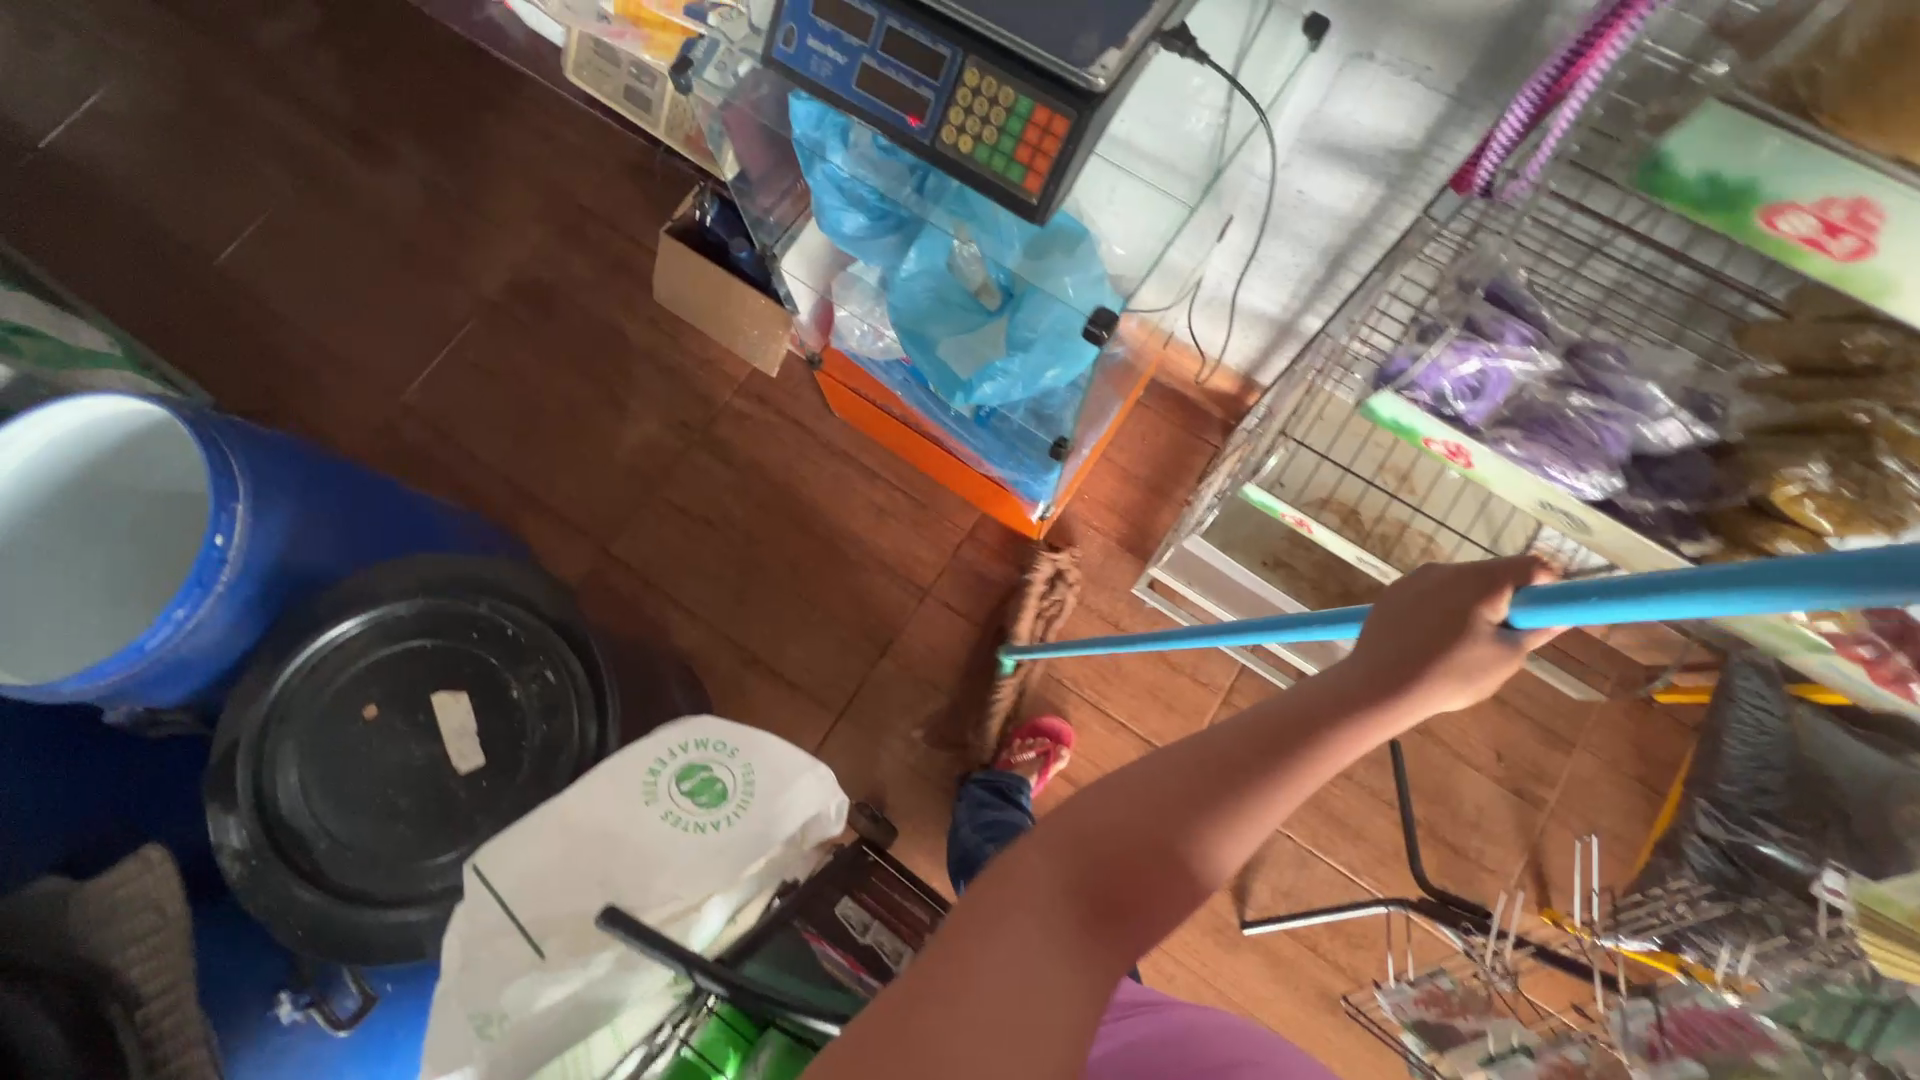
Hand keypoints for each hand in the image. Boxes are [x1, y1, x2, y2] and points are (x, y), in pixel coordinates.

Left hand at [1336, 556, 1564, 719]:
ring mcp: (1412, 579)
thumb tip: (1559, 615)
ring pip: (1460, 585)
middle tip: (1504, 638)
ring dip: (1474, 606)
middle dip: (1508, 601)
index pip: (1532, 567)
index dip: (1549, 590)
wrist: (1378, 687)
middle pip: (1493, 574)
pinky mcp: (1391, 594)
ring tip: (1464, 646)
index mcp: (1479, 579)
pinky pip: (1430, 595)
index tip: (1544, 618)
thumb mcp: (1506, 657)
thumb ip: (1536, 630)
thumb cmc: (1450, 674)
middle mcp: (1444, 569)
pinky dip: (1442, 611)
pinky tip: (1432, 642)